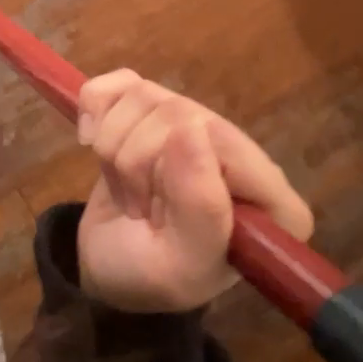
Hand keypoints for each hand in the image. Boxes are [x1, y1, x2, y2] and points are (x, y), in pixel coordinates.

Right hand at [75, 70, 311, 313]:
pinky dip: (92, 107)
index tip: (152, 210)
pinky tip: (90, 139)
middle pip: (175, 112)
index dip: (170, 166)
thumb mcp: (180, 266)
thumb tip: (191, 126)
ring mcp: (194, 127)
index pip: (221, 140)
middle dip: (135, 161)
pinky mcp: (151, 112)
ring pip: (142, 95)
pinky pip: (118, 81)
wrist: (106, 271)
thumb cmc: (147, 280)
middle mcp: (241, 155)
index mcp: (272, 200)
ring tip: (124, 188)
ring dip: (112, 143)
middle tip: (137, 206)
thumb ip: (199, 206)